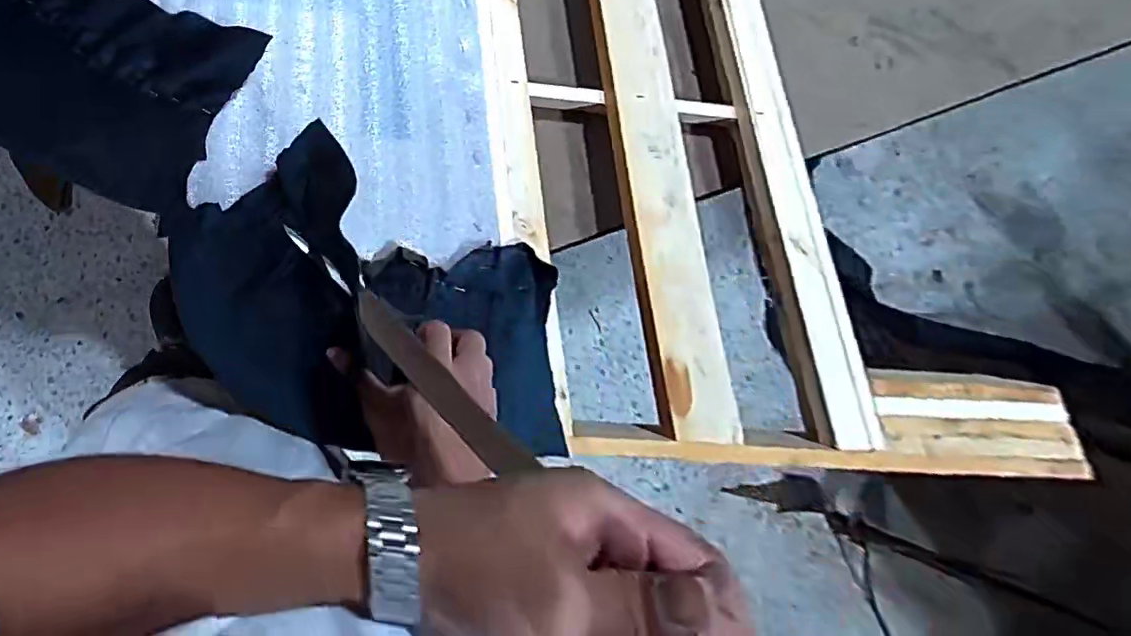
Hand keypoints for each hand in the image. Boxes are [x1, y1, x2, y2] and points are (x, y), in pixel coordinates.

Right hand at [329, 320, 495, 485]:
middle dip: (452, 340)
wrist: (451, 485)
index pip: (436, 328)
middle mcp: (468, 372)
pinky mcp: (495, 413)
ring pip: (483, 360)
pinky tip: (458, 401)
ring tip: (446, 375)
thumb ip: (359, 377)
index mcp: (438, 364)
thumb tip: (335, 351)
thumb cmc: (412, 444)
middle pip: (469, 337)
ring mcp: (485, 392)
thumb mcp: (378, 408)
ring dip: (467, 360)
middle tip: (431, 354)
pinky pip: (487, 386)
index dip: (421, 332)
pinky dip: (475, 385)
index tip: (406, 344)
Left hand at [415, 468, 752, 634]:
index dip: (720, 613)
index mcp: (602, 508)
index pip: (695, 557)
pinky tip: (590, 633)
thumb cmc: (482, 571)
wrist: (400, 557)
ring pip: (631, 598)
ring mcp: (564, 545)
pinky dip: (605, 625)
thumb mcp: (569, 599)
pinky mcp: (543, 572)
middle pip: (666, 582)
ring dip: (640, 627)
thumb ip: (647, 609)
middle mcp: (589, 520)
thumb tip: (729, 610)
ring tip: (605, 635)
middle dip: (677, 626)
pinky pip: (596, 604)